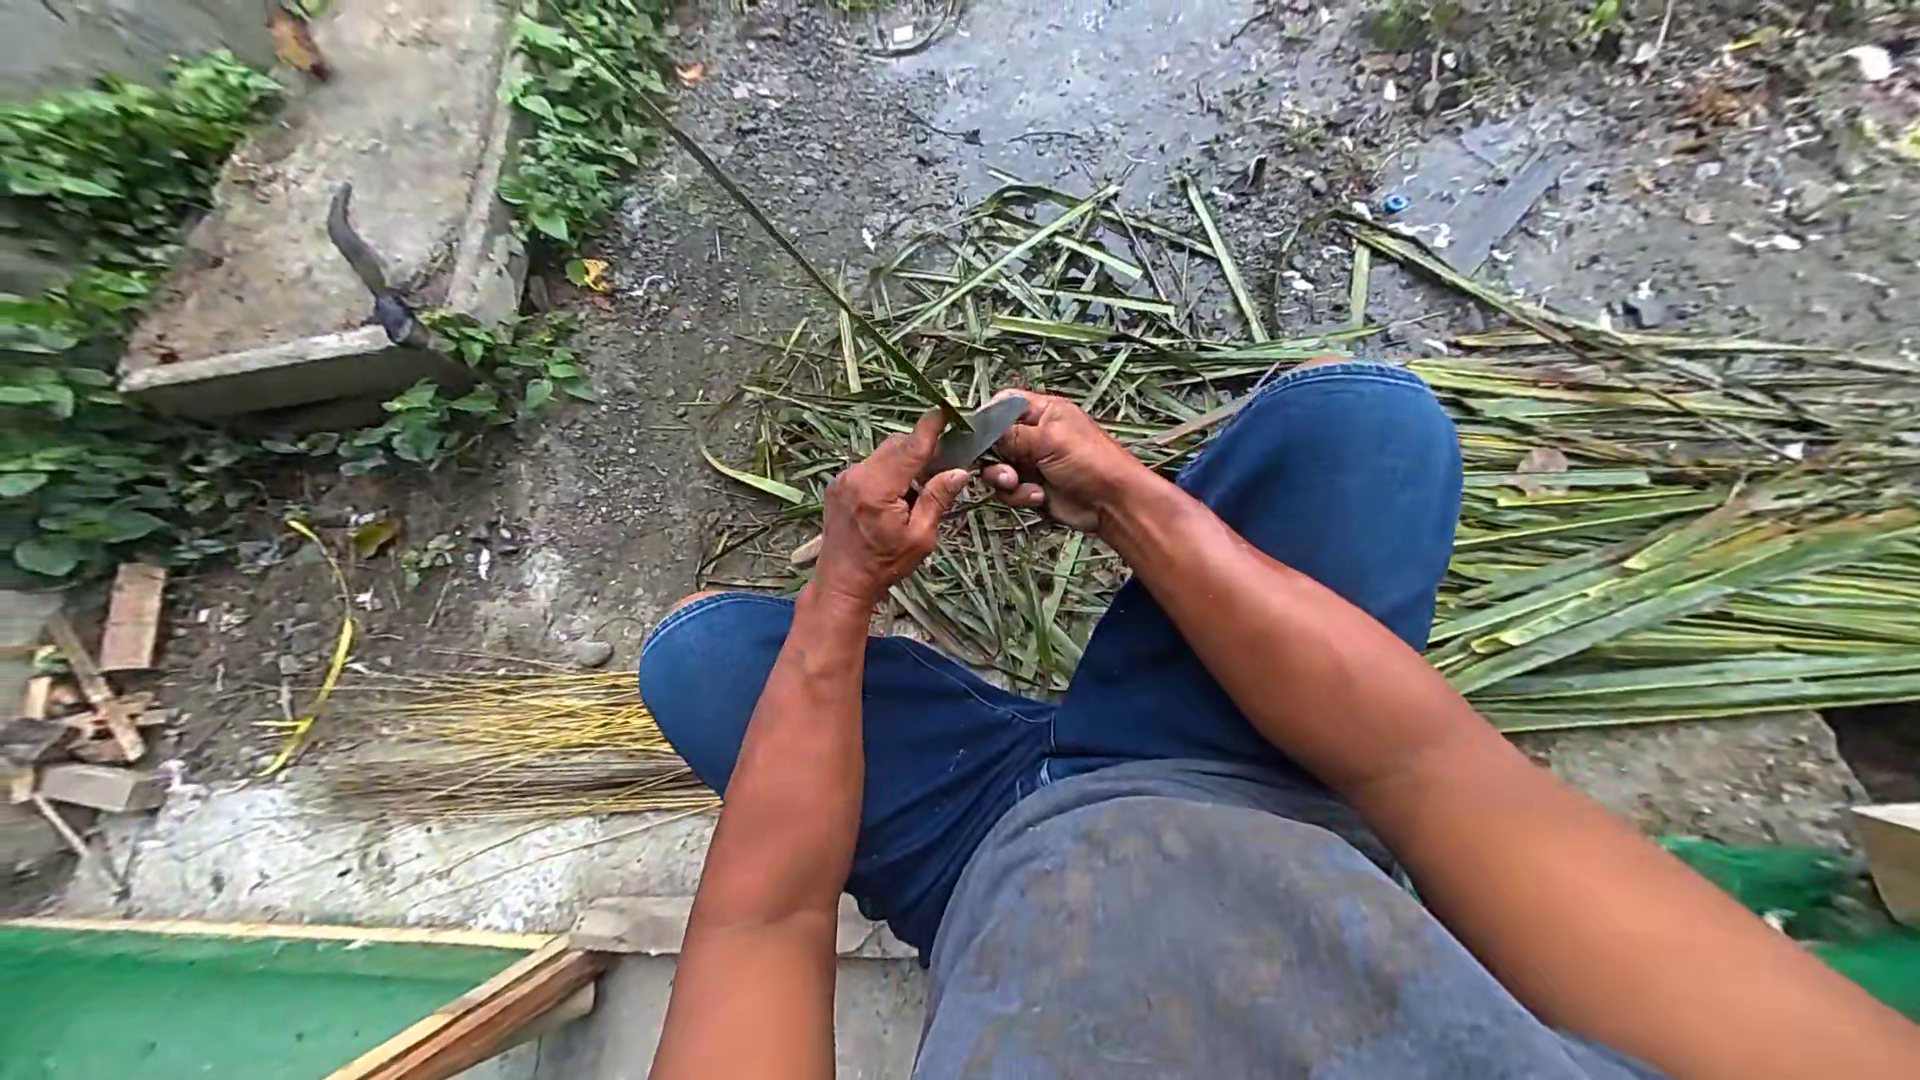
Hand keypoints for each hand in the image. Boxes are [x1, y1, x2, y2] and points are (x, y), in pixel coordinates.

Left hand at [812, 409, 970, 607]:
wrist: (842, 582)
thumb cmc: (884, 565)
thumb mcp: (921, 537)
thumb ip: (938, 499)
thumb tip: (959, 471)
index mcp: (877, 489)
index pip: (910, 447)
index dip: (930, 428)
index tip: (946, 411)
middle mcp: (857, 476)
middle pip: (895, 446)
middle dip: (920, 449)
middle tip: (943, 463)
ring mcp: (844, 479)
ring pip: (882, 455)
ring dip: (904, 462)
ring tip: (918, 488)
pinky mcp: (839, 485)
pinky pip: (869, 467)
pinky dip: (888, 472)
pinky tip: (897, 494)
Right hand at [982, 391, 1148, 532]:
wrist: (1112, 504)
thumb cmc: (1092, 462)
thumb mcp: (1050, 440)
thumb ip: (1011, 434)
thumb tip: (981, 431)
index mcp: (1043, 412)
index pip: (1003, 404)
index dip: (986, 417)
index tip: (973, 434)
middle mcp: (1033, 435)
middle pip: (993, 439)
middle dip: (991, 456)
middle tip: (999, 465)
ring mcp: (1031, 462)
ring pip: (996, 468)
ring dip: (1003, 479)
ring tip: (1017, 483)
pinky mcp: (1030, 487)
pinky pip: (1008, 490)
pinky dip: (1018, 495)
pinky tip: (1038, 496)